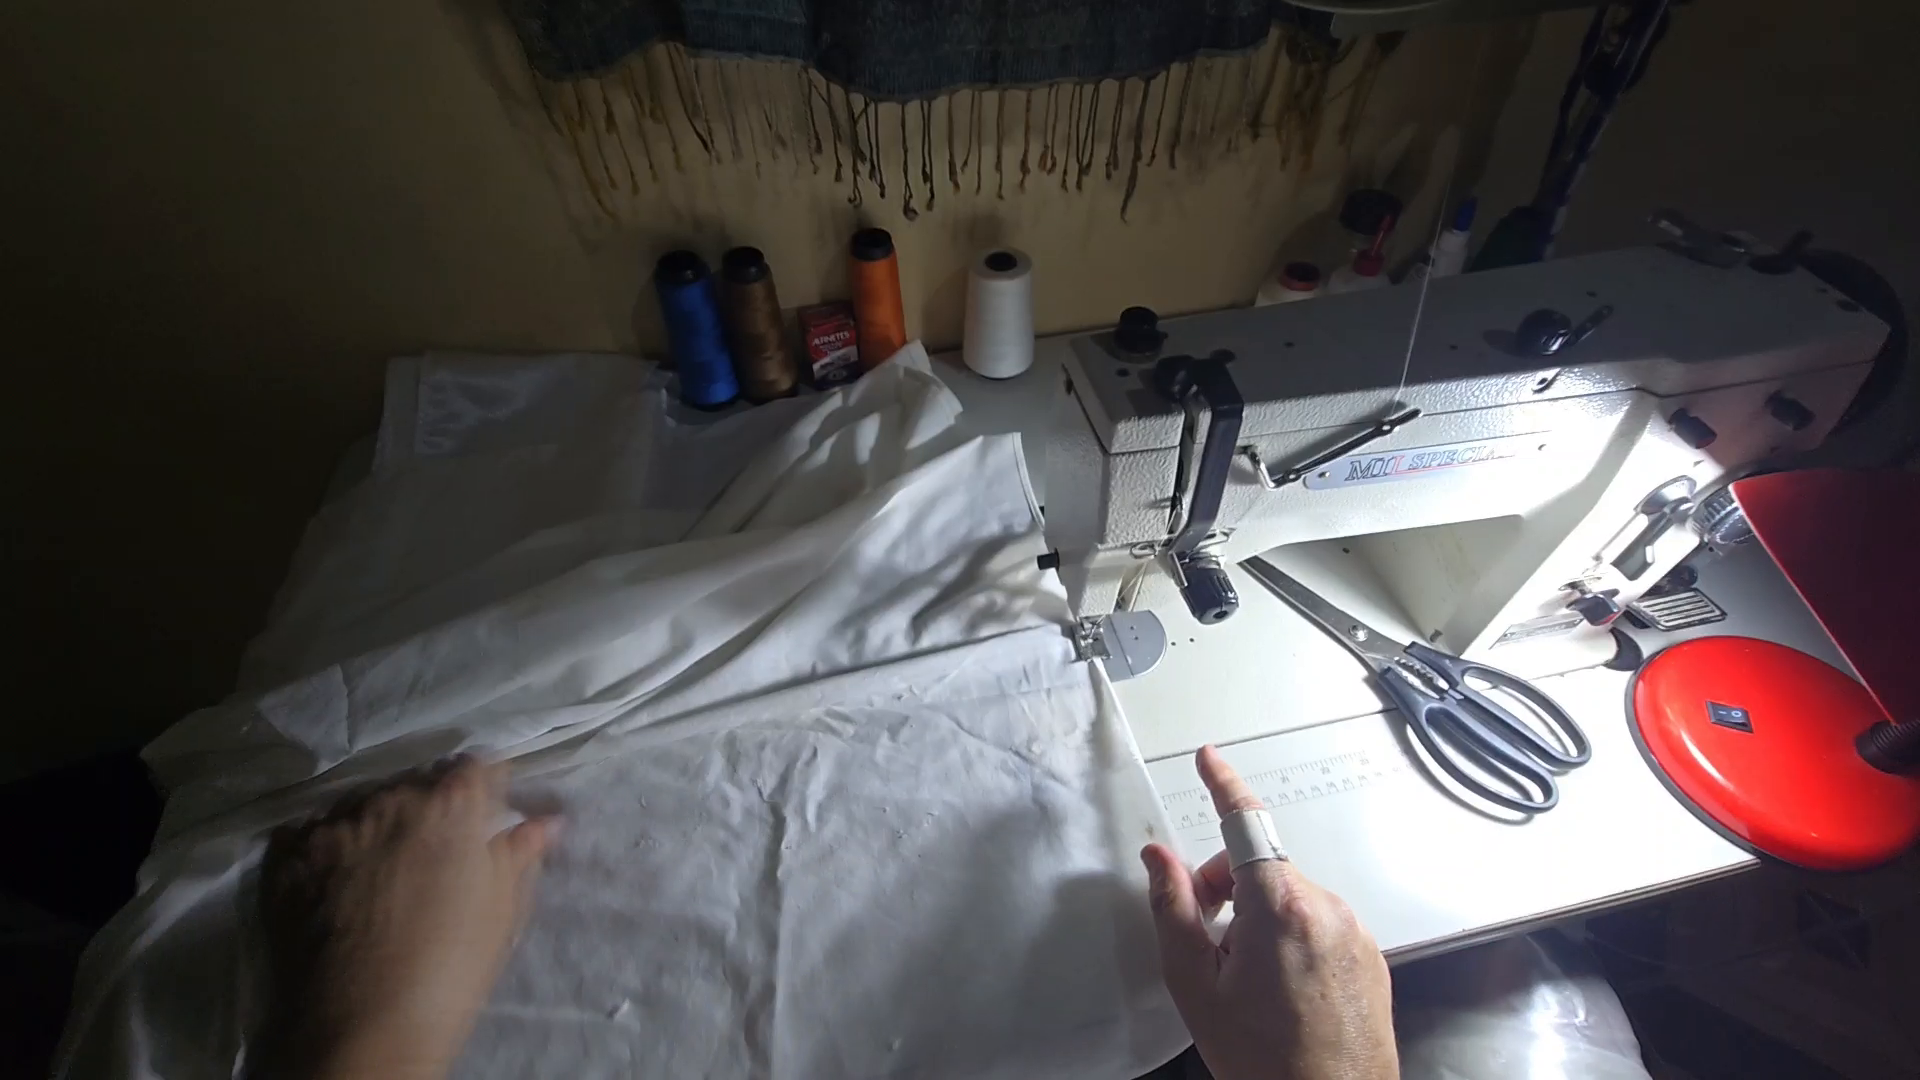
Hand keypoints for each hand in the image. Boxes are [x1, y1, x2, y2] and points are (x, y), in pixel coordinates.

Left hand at [256, 758, 558, 1079]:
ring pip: (366, 800)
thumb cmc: (453, 962)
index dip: (485, 788)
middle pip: (420, 780)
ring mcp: (335, 826)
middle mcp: (395, 798)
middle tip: (437, 842)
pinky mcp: (287, 859)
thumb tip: (546, 822)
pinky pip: (310, 827)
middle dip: (432, 802)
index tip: (487, 813)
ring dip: (380, 818)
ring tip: (383, 857)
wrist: (360, 1029)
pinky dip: (327, 839)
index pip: (477, 766)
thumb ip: (521, 851)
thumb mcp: (504, 904)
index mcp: (456, 801)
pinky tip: (336, 869)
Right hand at [1141, 746, 1396, 1079]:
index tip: (1208, 757)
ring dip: (1256, 912)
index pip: (1245, 824)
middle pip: (1259, 865)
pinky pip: (1315, 918)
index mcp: (1281, 908)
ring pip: (1286, 892)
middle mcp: (1326, 907)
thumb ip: (1172, 906)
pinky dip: (1288, 930)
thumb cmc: (1263, 1061)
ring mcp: (1354, 931)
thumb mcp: (1194, 983)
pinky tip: (1279, 982)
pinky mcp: (1369, 953)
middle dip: (1223, 884)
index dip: (1222, 784)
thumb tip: (1157, 855)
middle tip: (1206, 936)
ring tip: (1245, 972)